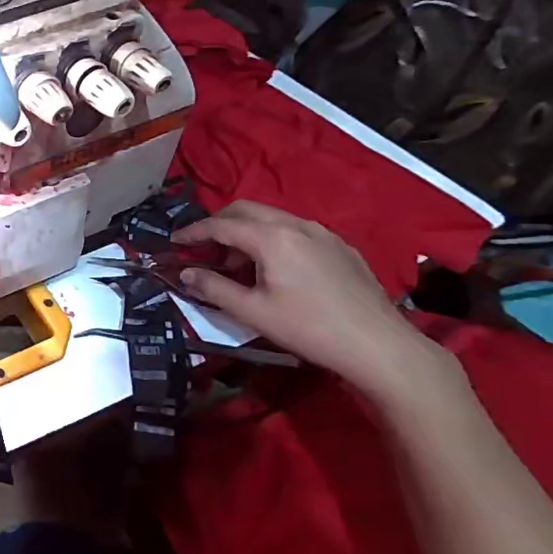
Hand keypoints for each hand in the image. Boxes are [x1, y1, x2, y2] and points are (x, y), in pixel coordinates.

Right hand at [172, 200, 438, 389]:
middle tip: (202, 247)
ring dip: (246, 231)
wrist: (377, 344)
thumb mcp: (252, 312)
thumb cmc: (308, 328)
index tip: (174, 242)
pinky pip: (295, 230)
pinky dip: (272, 238)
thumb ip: (214, 288)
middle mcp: (297, 225)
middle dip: (218, 223)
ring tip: (236, 262)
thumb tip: (186, 274)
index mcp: (272, 238)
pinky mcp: (340, 247)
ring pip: (272, 218)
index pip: (221, 225)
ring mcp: (322, 233)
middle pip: (246, 209)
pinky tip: (274, 268)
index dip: (193, 232)